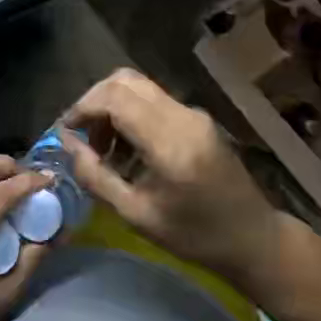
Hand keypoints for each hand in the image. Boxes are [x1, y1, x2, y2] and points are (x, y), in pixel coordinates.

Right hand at [64, 69, 285, 282]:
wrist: (254, 239)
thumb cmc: (194, 235)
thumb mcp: (135, 214)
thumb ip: (96, 176)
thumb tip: (67, 144)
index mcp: (169, 142)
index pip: (115, 98)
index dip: (83, 107)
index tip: (66, 131)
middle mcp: (183, 117)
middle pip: (124, 81)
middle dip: (94, 102)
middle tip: (81, 135)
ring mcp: (193, 114)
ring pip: (138, 87)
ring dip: (111, 108)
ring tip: (103, 148)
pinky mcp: (197, 119)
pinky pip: (153, 101)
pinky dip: (129, 114)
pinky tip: (126, 150)